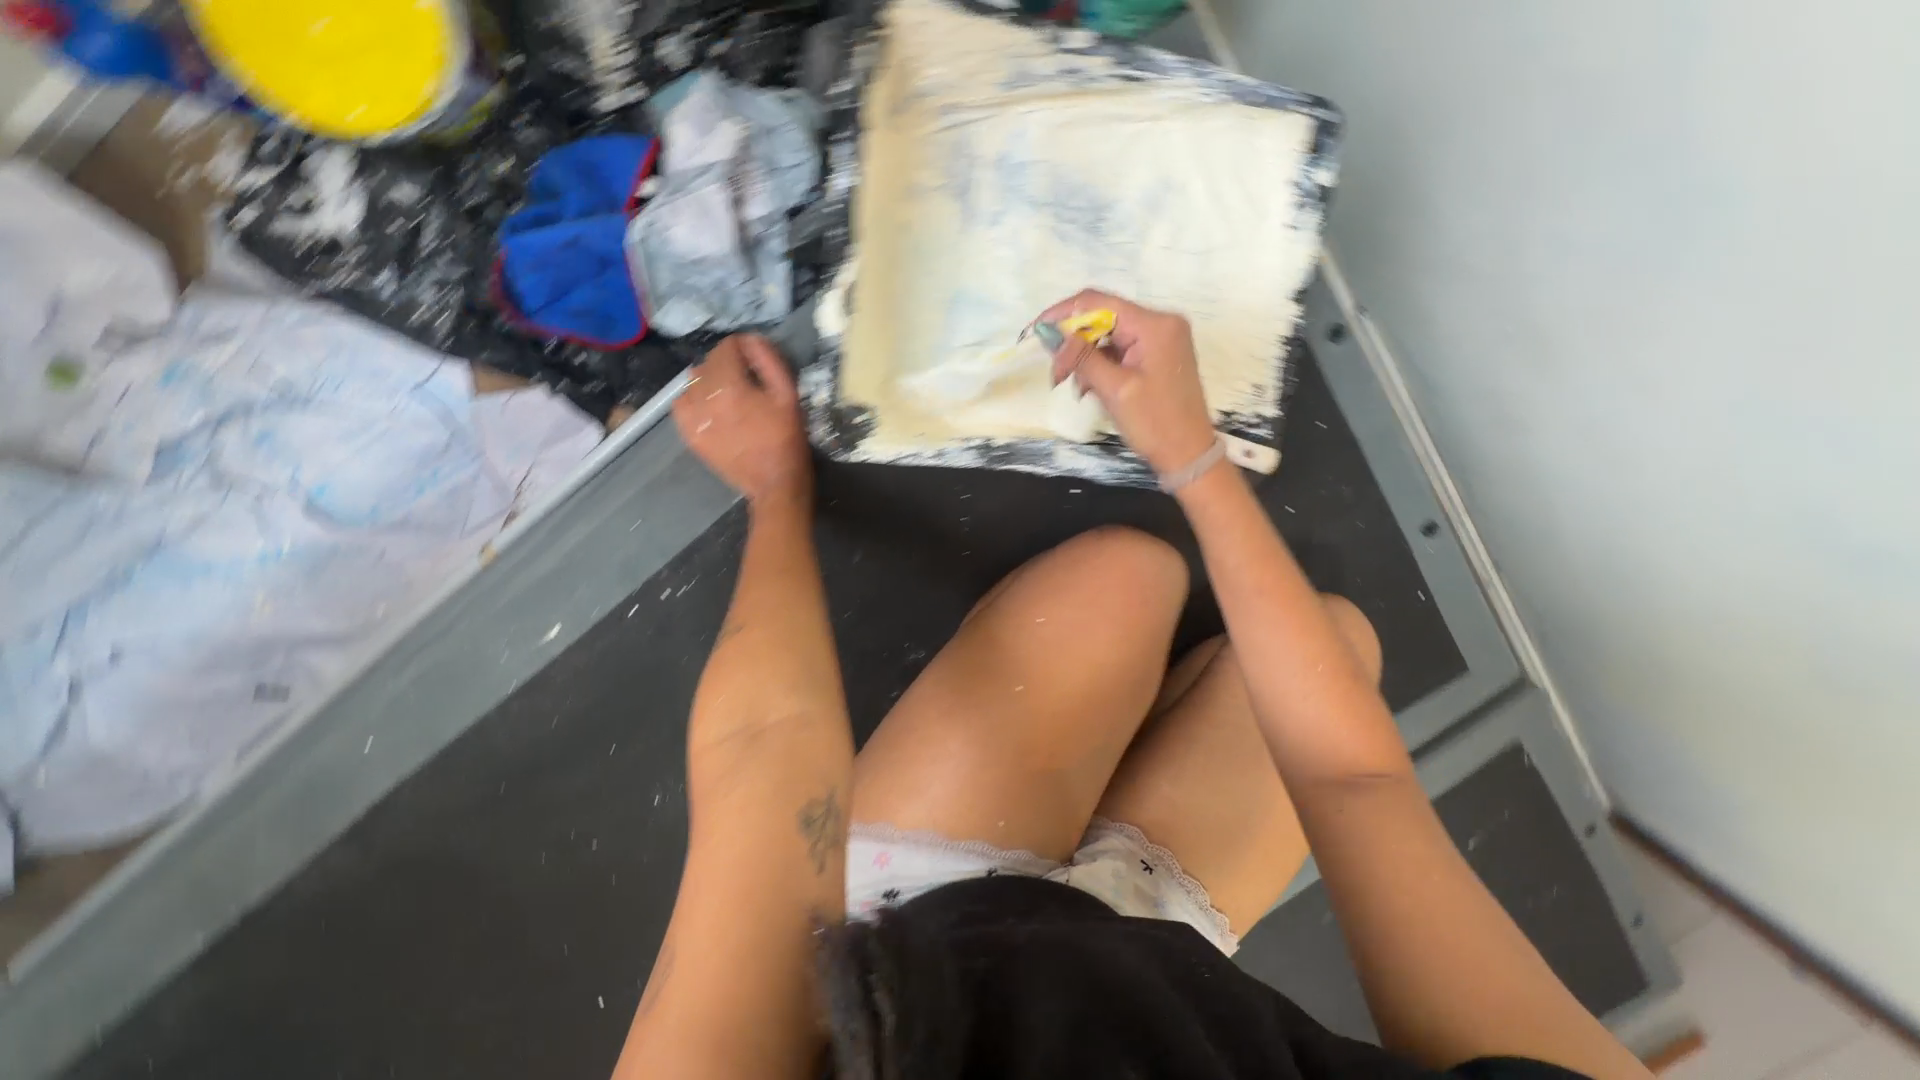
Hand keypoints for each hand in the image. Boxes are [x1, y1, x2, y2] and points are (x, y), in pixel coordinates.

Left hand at [674, 335, 812, 505]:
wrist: (774, 482)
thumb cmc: (786, 437)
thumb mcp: (788, 394)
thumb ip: (768, 360)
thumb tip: (750, 339)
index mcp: (730, 386)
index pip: (726, 347)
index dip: (743, 347)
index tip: (755, 358)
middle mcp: (704, 398)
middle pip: (708, 363)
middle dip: (726, 363)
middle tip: (746, 377)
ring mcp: (692, 418)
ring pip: (692, 382)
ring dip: (709, 380)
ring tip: (728, 393)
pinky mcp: (689, 435)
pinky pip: (681, 404)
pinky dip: (693, 399)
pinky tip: (710, 407)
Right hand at [1037, 290, 1217, 475]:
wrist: (1189, 454)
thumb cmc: (1155, 424)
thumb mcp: (1114, 389)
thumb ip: (1081, 357)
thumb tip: (1050, 333)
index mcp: (1154, 325)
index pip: (1099, 302)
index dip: (1063, 313)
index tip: (1037, 331)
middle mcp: (1160, 323)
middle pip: (1103, 317)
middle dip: (1074, 342)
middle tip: (1056, 373)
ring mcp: (1161, 338)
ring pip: (1108, 335)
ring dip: (1085, 357)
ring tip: (1074, 386)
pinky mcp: (1158, 354)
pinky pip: (1120, 349)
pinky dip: (1101, 365)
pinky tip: (1090, 387)